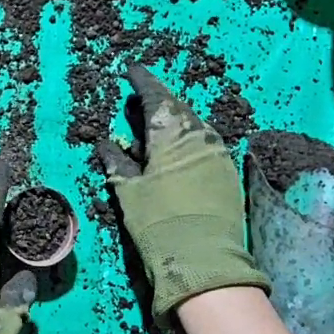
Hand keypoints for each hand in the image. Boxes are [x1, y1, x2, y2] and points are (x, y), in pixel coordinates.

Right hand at [99, 65, 269, 321]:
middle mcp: (200, 135)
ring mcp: (218, 155)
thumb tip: (106, 143)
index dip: (142, 81)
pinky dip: (186, 143)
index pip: (156, 96)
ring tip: (154, 128)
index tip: (131, 70)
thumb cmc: (158, 222)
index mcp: (172, 132)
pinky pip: (204, 146)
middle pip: (177, 109)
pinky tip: (174, 153)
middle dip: (158, 102)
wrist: (204, 262)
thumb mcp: (128, 191)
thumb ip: (118, 161)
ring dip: (173, 124)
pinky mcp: (228, 175)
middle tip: (139, 101)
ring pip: (193, 127)